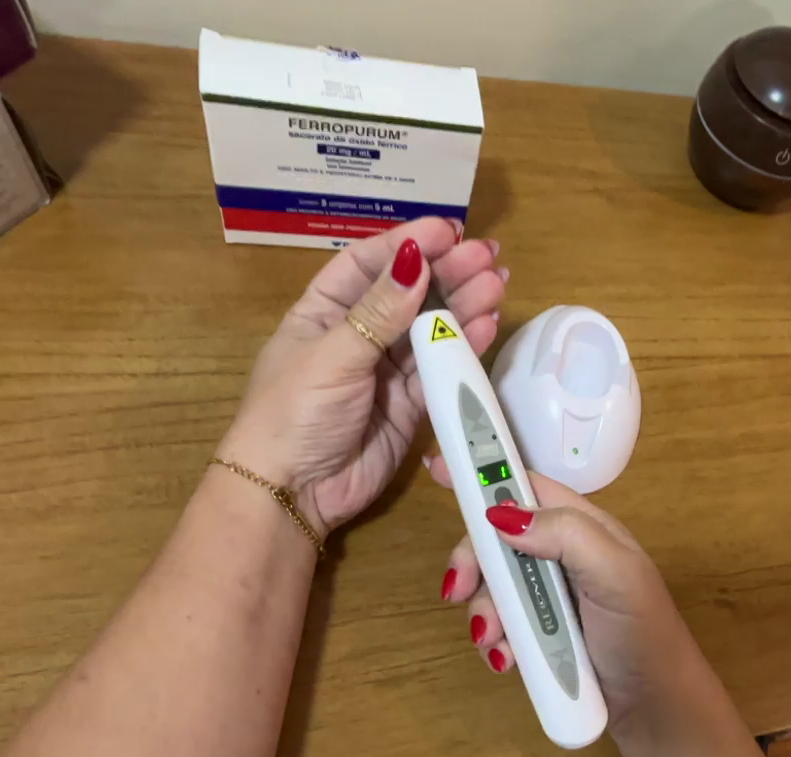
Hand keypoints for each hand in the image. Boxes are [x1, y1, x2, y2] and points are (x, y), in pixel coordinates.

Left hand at [218, 218, 506, 532]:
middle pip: (409, 294)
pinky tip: (487, 326)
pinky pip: (440, 372)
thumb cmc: (295, 412)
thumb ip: (379, 312)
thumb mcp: (332, 354)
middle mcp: (358, 335)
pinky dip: (463, 350)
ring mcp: (387, 372)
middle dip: (447, 272)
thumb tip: (416, 259)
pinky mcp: (411, 407)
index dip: (408, 244)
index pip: (369, 264)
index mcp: (324, 311)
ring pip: (431, 331)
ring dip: (464, 307)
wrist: (293, 492)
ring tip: (497, 285)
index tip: (448, 230)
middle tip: (488, 256)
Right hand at [429, 459, 705, 728]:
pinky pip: (499, 624)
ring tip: (493, 642)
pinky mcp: (538, 633)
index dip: (485, 475)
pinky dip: (494, 640)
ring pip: (491, 586)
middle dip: (473, 563)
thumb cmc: (643, 634)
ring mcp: (547, 596)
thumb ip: (566, 535)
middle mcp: (560, 555)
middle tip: (456, 592)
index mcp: (582, 528)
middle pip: (496, 539)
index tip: (437, 467)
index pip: (526, 488)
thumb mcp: (615, 575)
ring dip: (482, 611)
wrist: (653, 708)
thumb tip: (501, 515)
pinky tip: (504, 660)